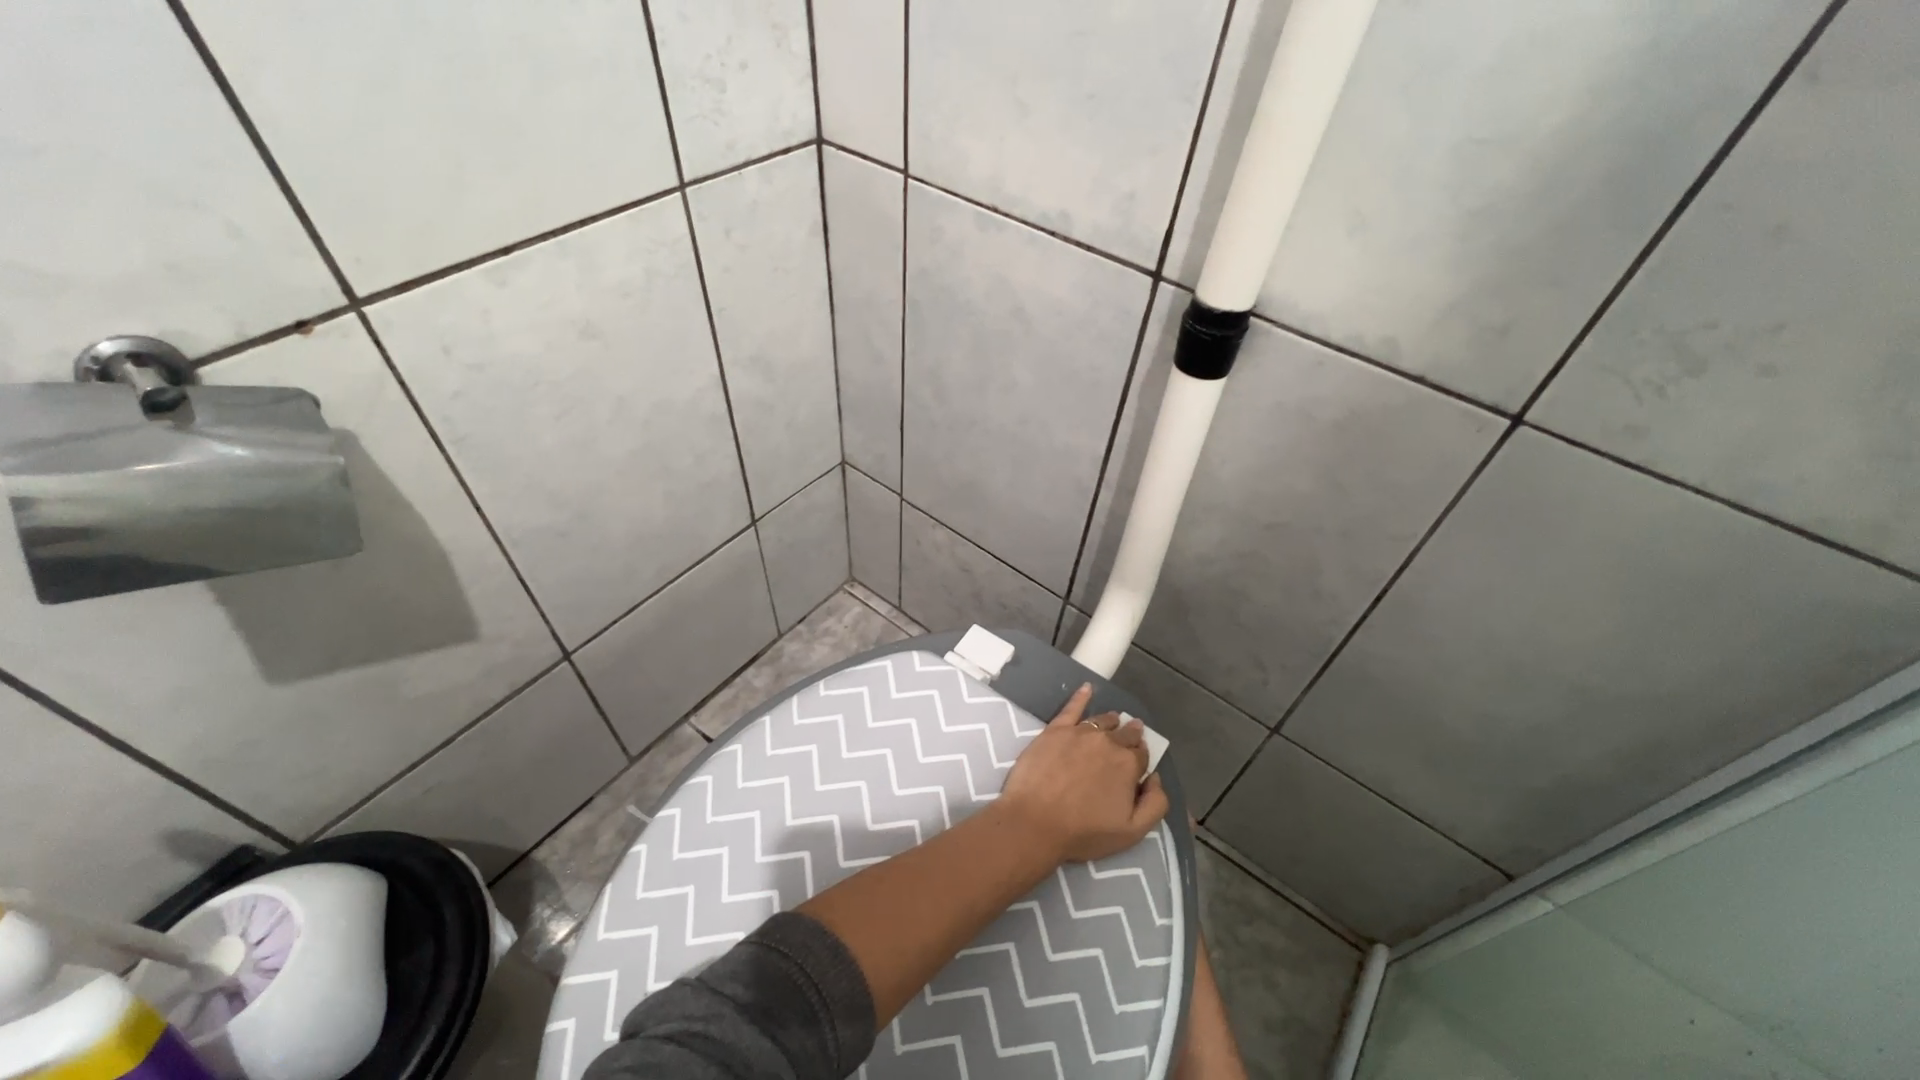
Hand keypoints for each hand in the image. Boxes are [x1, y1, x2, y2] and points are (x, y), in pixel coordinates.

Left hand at [998, 683, 1169, 862]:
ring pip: (1102, 721)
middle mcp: (1108, 742)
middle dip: (1130, 736)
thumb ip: (1155, 804)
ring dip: (1112, 721)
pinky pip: (1071, 708)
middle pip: (1125, 734)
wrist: (1035, 822)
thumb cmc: (1084, 831)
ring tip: (1114, 721)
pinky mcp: (1055, 730)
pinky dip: (1081, 696)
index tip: (1136, 764)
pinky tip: (1087, 688)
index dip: (1140, 759)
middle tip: (1130, 738)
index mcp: (1128, 765)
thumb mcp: (1133, 831)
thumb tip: (1156, 778)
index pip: (1142, 754)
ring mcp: (1080, 733)